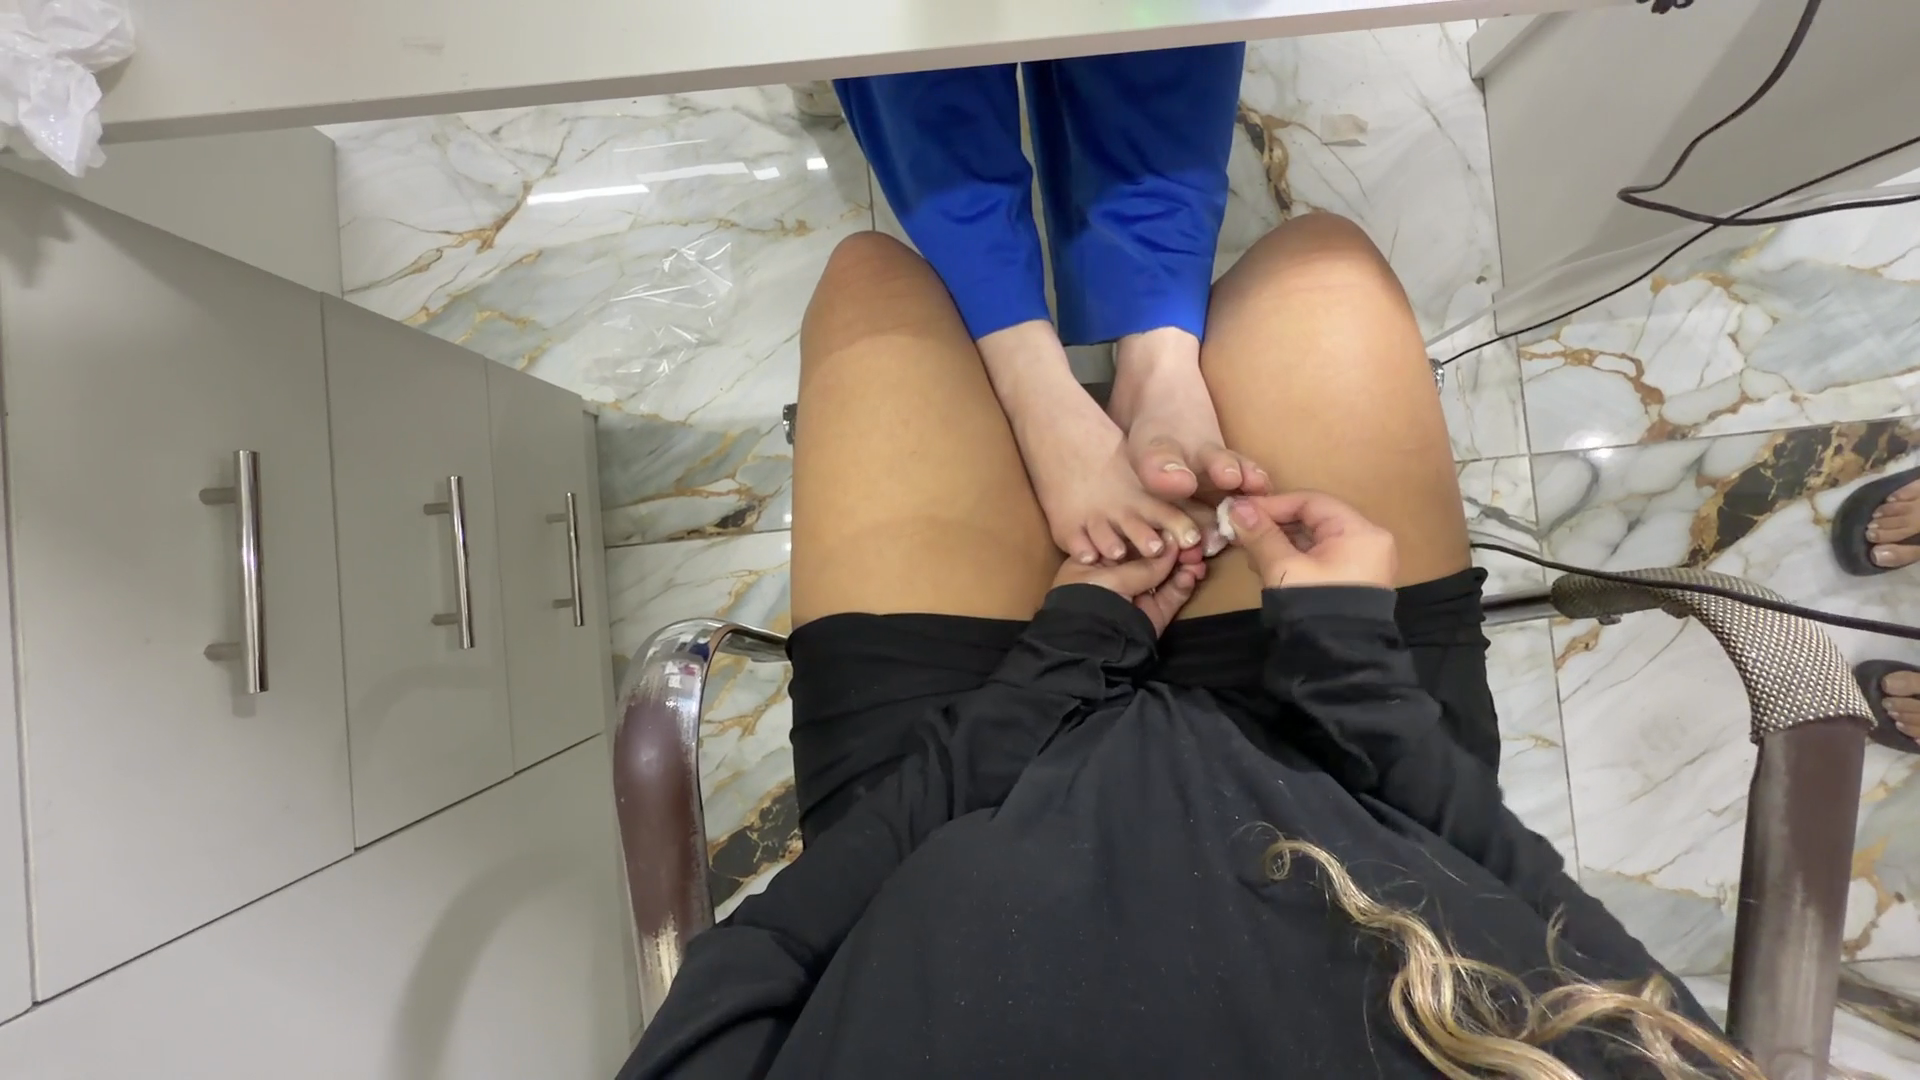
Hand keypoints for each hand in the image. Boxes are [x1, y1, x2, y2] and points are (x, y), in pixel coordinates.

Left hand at [1054, 546, 1207, 635]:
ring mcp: (1135, 597)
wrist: (1088, 648)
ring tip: (1198, 559)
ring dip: (1184, 566)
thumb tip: (1173, 547)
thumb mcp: (1109, 577)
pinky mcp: (1151, 615)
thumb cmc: (1087, 602)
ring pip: (1165, 577)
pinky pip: (1171, 597)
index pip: (1129, 542)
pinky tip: (1193, 575)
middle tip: (1194, 542)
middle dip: (1173, 549)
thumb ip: (1143, 565)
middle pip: (1151, 558)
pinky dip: (1183, 586)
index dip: (1152, 534)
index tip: (1174, 526)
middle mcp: (1116, 577)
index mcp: (1096, 562)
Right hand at [1222, 492, 1396, 589]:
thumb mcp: (1283, 567)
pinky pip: (1318, 556)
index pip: (1311, 501)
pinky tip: (1267, 566)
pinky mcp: (1350, 580)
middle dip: (1274, 524)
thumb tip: (1235, 508)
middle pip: (1313, 518)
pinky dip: (1292, 556)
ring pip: (1313, 539)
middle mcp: (1367, 541)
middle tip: (1241, 531)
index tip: (1240, 512)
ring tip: (1250, 552)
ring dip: (1279, 541)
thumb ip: (1260, 535)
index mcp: (1359, 532)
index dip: (1272, 504)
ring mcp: (1361, 563)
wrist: (1337, 660)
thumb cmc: (1314, 606)